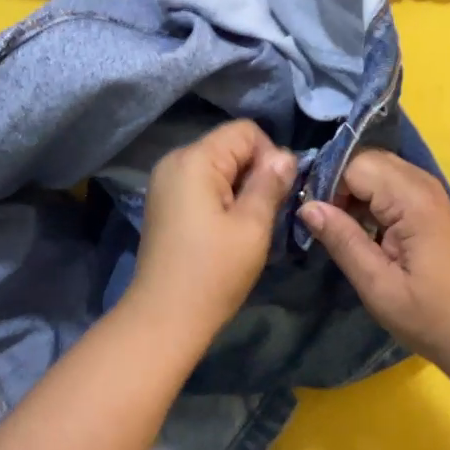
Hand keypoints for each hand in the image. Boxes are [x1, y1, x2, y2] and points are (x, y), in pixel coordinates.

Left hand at [130, 120, 296, 335]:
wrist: (163, 319)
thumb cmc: (213, 272)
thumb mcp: (252, 226)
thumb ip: (270, 184)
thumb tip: (285, 155)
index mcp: (195, 158)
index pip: (246, 131)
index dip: (269, 156)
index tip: (276, 195)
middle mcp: (175, 159)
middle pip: (229, 145)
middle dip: (254, 173)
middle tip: (263, 214)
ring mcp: (165, 180)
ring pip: (217, 165)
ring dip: (239, 187)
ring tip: (246, 225)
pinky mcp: (163, 201)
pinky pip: (201, 182)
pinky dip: (220, 197)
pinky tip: (225, 229)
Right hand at [299, 149, 449, 366]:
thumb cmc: (429, 316)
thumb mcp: (377, 286)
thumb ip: (342, 240)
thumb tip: (306, 206)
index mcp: (411, 198)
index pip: (354, 165)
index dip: (328, 185)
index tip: (313, 218)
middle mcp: (420, 182)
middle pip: (364, 160)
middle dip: (338, 184)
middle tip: (325, 223)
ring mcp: (426, 189)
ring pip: (374, 167)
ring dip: (352, 191)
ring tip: (340, 228)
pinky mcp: (426, 201)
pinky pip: (388, 181)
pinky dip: (368, 198)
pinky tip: (362, 229)